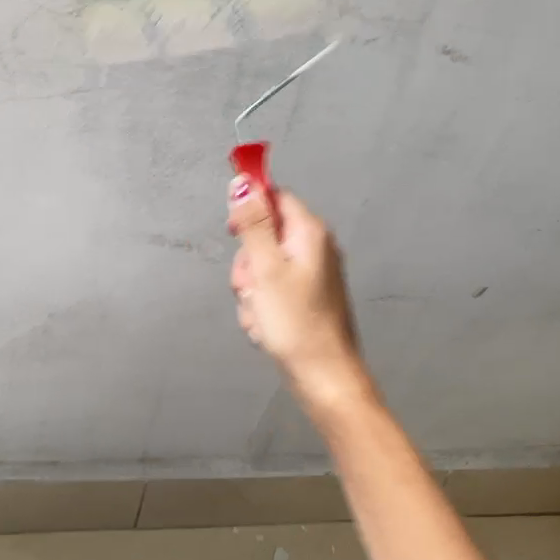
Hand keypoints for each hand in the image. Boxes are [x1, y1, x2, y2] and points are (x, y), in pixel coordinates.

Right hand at [227, 175, 369, 405]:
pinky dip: (263, 305)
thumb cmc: (295, 322)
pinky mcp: (308, 296)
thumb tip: (242, 181)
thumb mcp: (265, 268)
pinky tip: (266, 325)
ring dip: (252, 288)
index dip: (250, 212)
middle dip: (247, 262)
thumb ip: (252, 222)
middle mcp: (316, 246)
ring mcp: (313, 272)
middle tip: (252, 287)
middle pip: (265, 234)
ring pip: (263, 265)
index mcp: (310, 231)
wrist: (324, 378)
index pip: (273, 197)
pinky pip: (273, 288)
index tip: (235, 236)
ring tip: (260, 313)